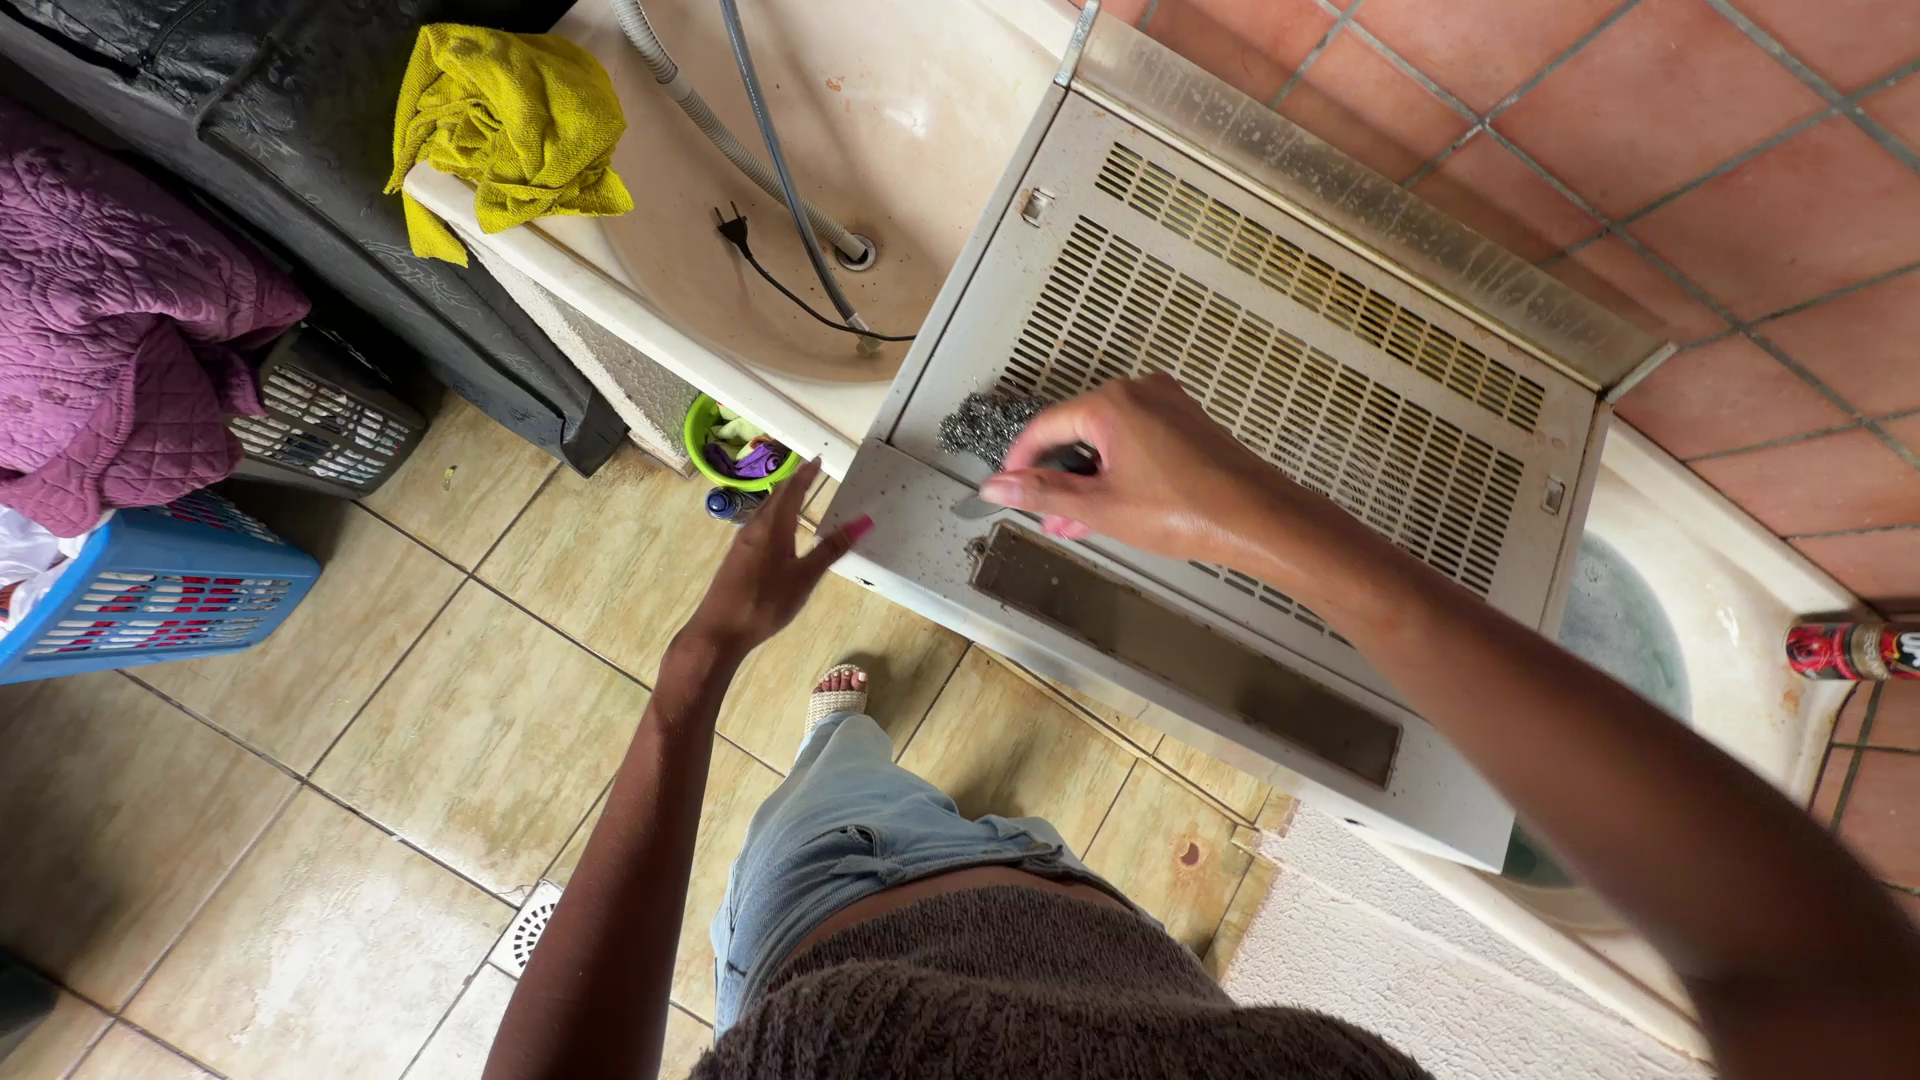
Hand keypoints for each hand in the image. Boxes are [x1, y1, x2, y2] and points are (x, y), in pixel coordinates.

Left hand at [681, 459, 871, 658]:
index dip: (806, 474)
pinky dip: (775, 516)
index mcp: (772, 526)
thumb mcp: (804, 576)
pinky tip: (779, 530)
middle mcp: (754, 527)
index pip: (792, 490)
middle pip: (776, 496)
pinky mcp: (738, 558)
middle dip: (794, 482)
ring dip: (783, 499)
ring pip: (765, 510)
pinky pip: (759, 525)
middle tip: (811, 472)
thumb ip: (832, 549)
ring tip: (798, 495)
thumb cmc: (765, 601)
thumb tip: (863, 521)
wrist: (719, 630)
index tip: (818, 460)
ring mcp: (742, 543)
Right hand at [978, 374, 1341, 568]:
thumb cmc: (1184, 510)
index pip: (1045, 426)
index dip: (1020, 461)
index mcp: (1111, 404)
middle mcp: (1138, 393)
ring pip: (1106, 441)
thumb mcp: (1098, 507)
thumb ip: (1042, 493)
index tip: (1008, 487)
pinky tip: (1109, 506)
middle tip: (1045, 515)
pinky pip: (1134, 442)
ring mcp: (1166, 405)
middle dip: (1057, 478)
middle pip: (1077, 432)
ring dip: (1086, 481)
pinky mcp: (1186, 424)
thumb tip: (996, 486)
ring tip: (1074, 523)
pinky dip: (1115, 471)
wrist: (1258, 518)